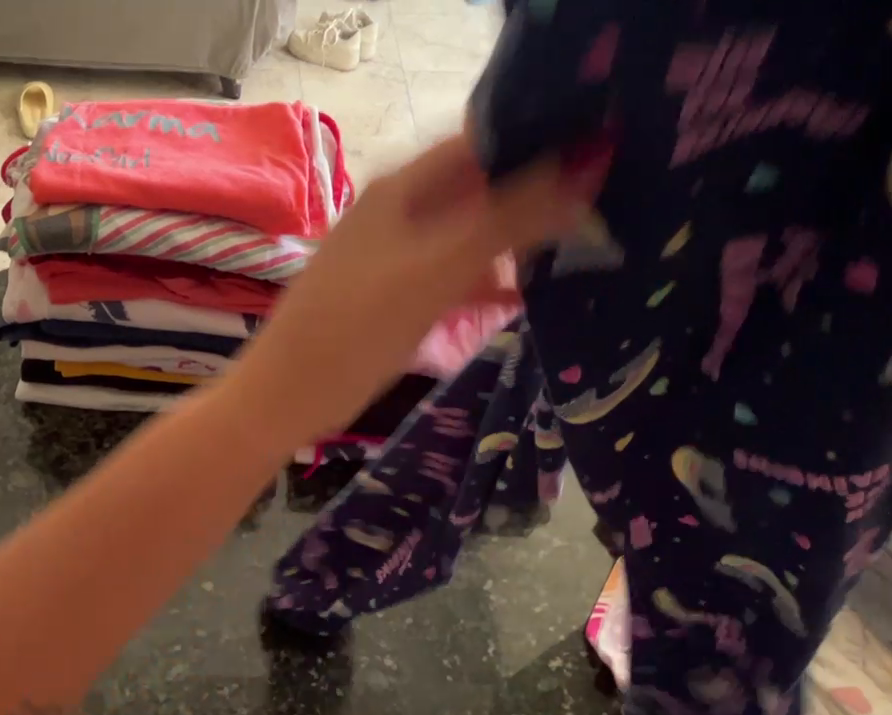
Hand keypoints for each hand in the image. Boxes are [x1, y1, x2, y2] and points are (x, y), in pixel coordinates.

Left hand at [225, 132, 609, 443]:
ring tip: (586, 250)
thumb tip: (593, 159)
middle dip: (538, 195)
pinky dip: (486, 282)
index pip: (483, 140)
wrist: (284, 398)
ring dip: (517, 242)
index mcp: (401, 188)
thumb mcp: (436, 270)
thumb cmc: (355, 330)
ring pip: (468, 234)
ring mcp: (391, 256)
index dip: (543, 140)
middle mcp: (396, 212)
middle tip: (608, 208)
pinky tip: (526, 297)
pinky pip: (450, 276)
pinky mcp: (390, 299)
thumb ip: (510, 217)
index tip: (607, 155)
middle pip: (479, 187)